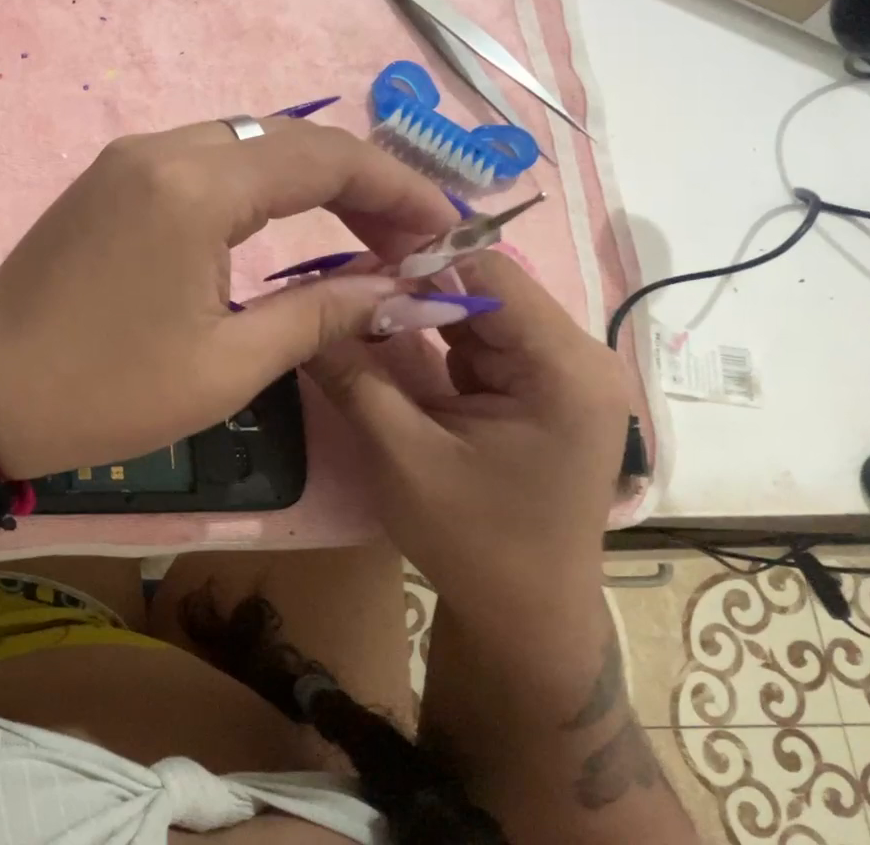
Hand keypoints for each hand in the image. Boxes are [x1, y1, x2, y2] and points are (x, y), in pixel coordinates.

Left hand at [0, 117, 457, 478]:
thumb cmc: (104, 392)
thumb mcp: (227, 366)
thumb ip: (318, 313)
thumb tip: (392, 287)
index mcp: (192, 186)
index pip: (324, 157)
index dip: (399, 188)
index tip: (446, 229)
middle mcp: (157, 149)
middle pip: (283, 140)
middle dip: (354, 181)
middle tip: (403, 239)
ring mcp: (121, 161)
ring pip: (238, 146)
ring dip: (300, 180)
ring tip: (352, 233)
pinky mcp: (101, 184)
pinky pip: (194, 164)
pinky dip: (248, 187)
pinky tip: (275, 227)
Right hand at [306, 252, 628, 628]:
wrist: (523, 614)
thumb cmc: (473, 539)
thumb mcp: (402, 454)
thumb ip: (353, 376)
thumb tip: (297, 311)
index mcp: (562, 368)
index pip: (489, 272)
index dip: (417, 255)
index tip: (345, 259)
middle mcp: (572, 358)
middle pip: (481, 289)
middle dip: (406, 284)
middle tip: (333, 283)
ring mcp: (555, 375)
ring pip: (472, 313)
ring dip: (411, 310)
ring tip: (346, 302)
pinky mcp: (533, 392)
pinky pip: (473, 345)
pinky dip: (425, 338)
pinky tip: (379, 336)